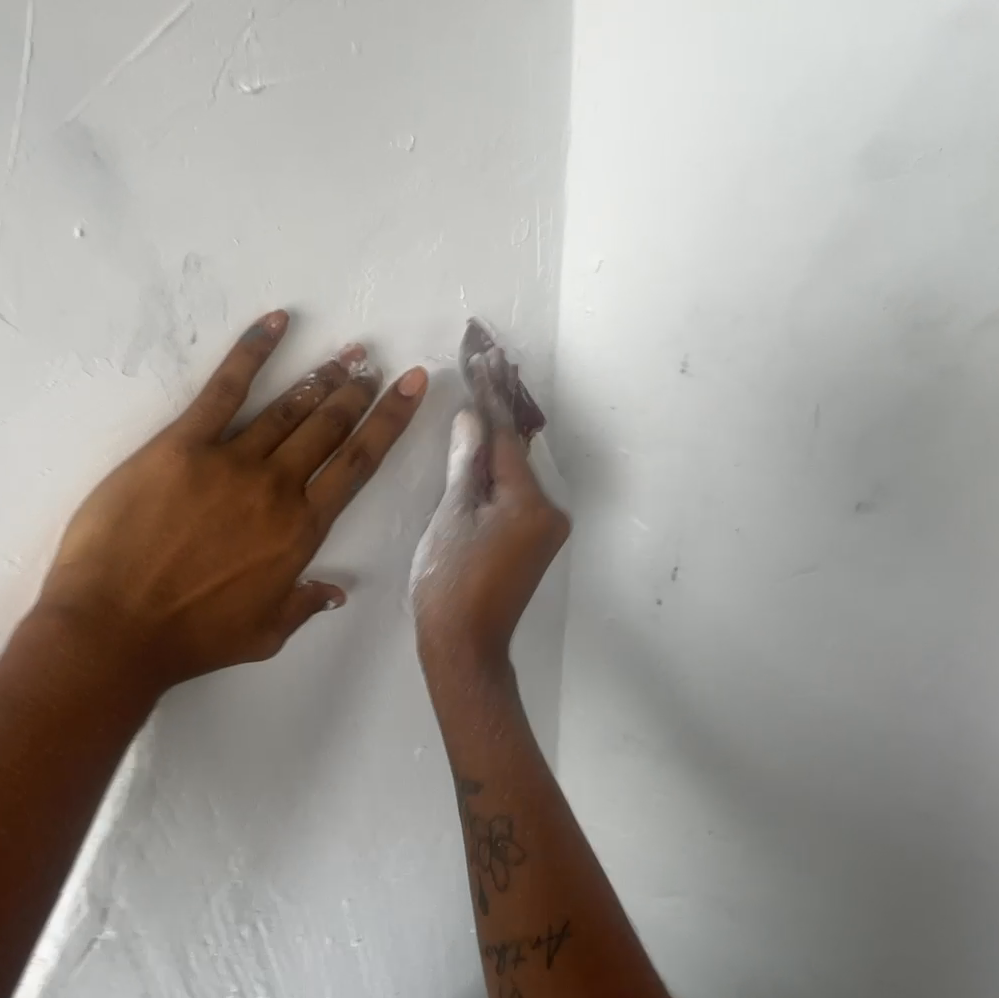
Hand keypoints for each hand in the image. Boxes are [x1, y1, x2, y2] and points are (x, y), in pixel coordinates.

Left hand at [38, 310, 428, 689]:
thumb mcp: (263, 634)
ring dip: (319, 378)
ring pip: (287, 408)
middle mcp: (276, 486)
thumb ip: (303, 605)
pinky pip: (223, 388)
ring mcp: (229, 460)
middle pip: (328, 428)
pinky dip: (252, 351)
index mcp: (301, 530)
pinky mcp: (181, 443)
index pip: (358, 465)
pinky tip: (277, 323)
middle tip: (372, 366)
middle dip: (356, 393)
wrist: (115, 626)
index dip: (389, 421)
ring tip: (344, 355)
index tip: (410, 387)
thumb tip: (338, 591)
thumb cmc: (191, 638)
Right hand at [410, 338, 569, 662]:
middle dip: (498, 403)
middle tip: (487, 351)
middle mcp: (549, 510)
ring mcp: (545, 527)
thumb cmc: (448, 583)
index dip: (490, 392)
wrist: (464, 647)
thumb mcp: (450, 517)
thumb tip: (470, 416)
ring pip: (515, 469)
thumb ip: (465, 463)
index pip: (506, 434)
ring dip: (497, 433)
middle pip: (516, 447)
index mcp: (530, 502)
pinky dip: (497, 467)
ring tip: (485, 381)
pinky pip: (514, 491)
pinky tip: (483, 442)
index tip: (482, 350)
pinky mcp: (533, 540)